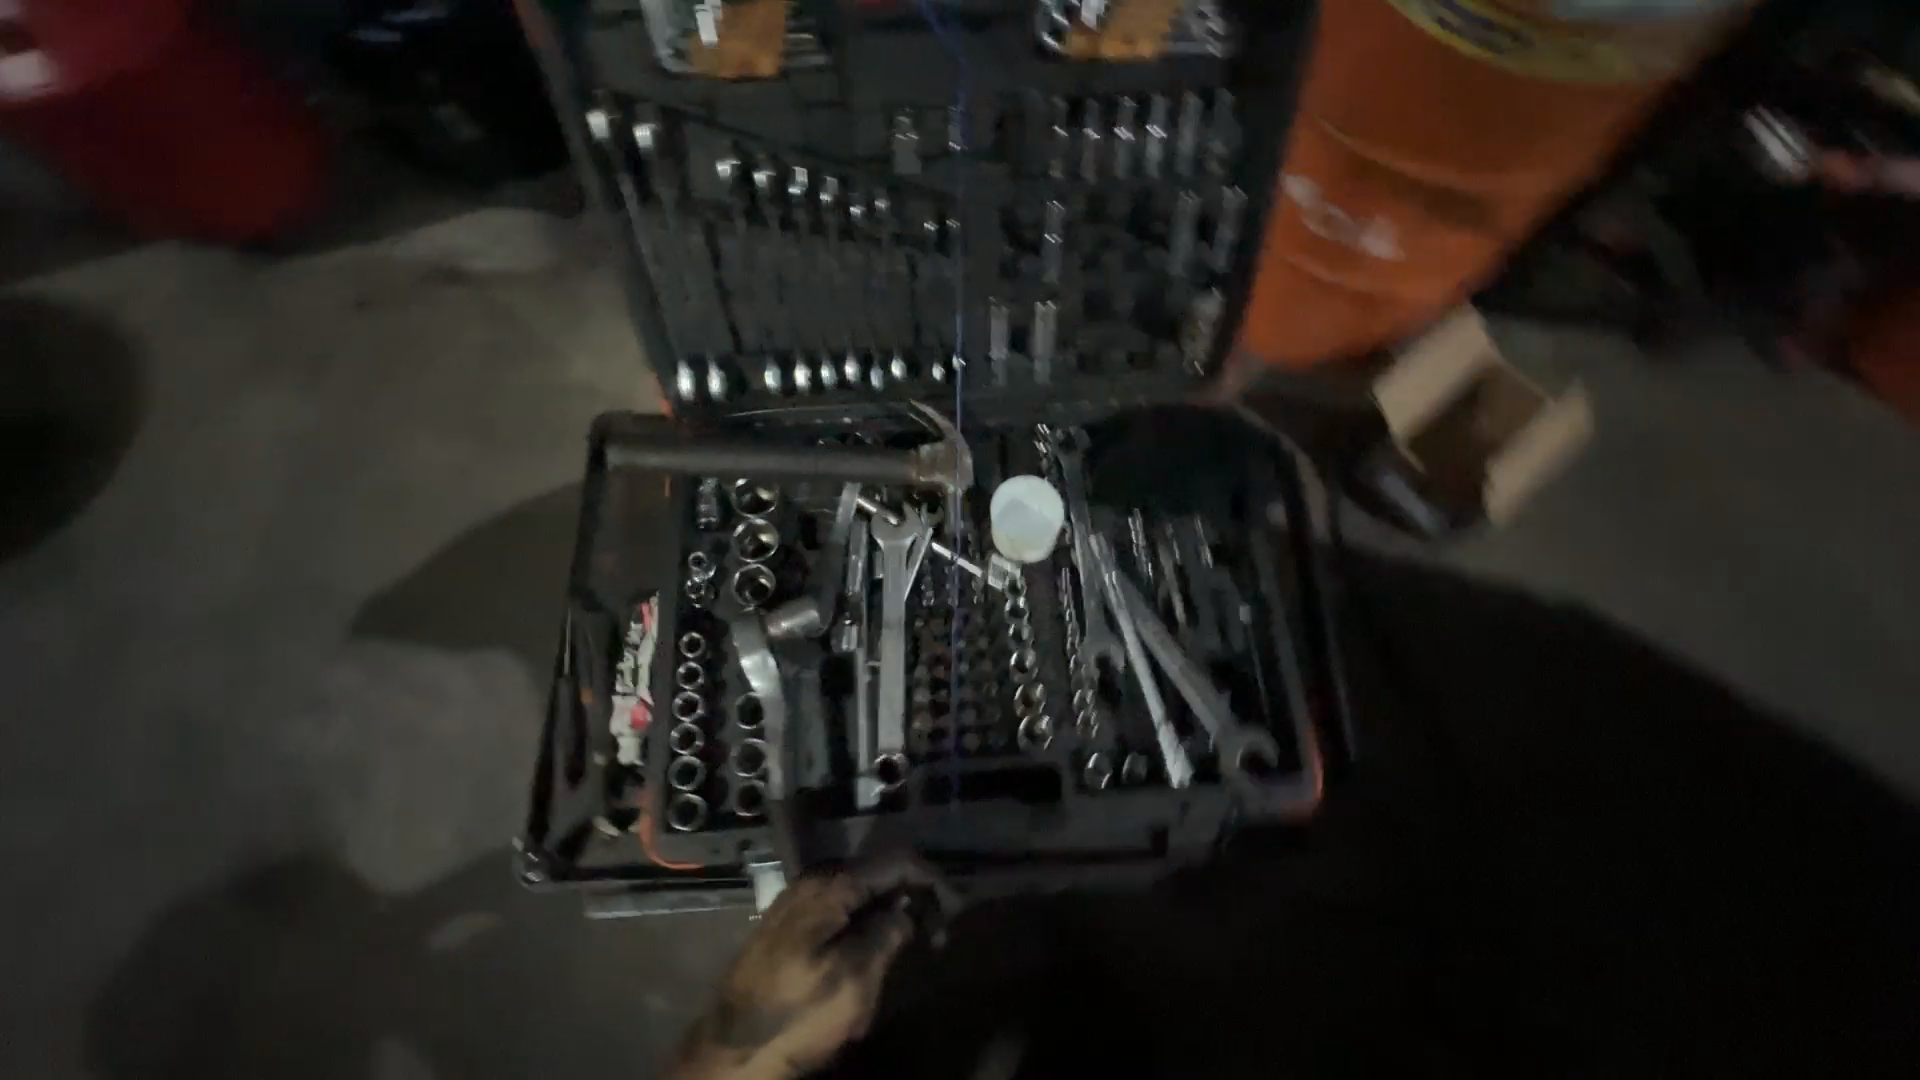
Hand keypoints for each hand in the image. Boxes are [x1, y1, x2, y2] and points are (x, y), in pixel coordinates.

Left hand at [668, 856, 949, 1079]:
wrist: (729, 1053)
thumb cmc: (796, 1015)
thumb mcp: (854, 980)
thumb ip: (888, 934)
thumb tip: (908, 909)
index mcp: (831, 885)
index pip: (896, 861)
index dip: (932, 878)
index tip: (955, 906)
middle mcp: (813, 881)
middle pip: (876, 873)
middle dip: (910, 896)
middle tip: (934, 933)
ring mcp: (797, 902)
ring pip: (858, 893)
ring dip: (888, 912)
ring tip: (909, 945)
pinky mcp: (788, 926)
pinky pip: (839, 910)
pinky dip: (863, 922)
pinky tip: (872, 951)